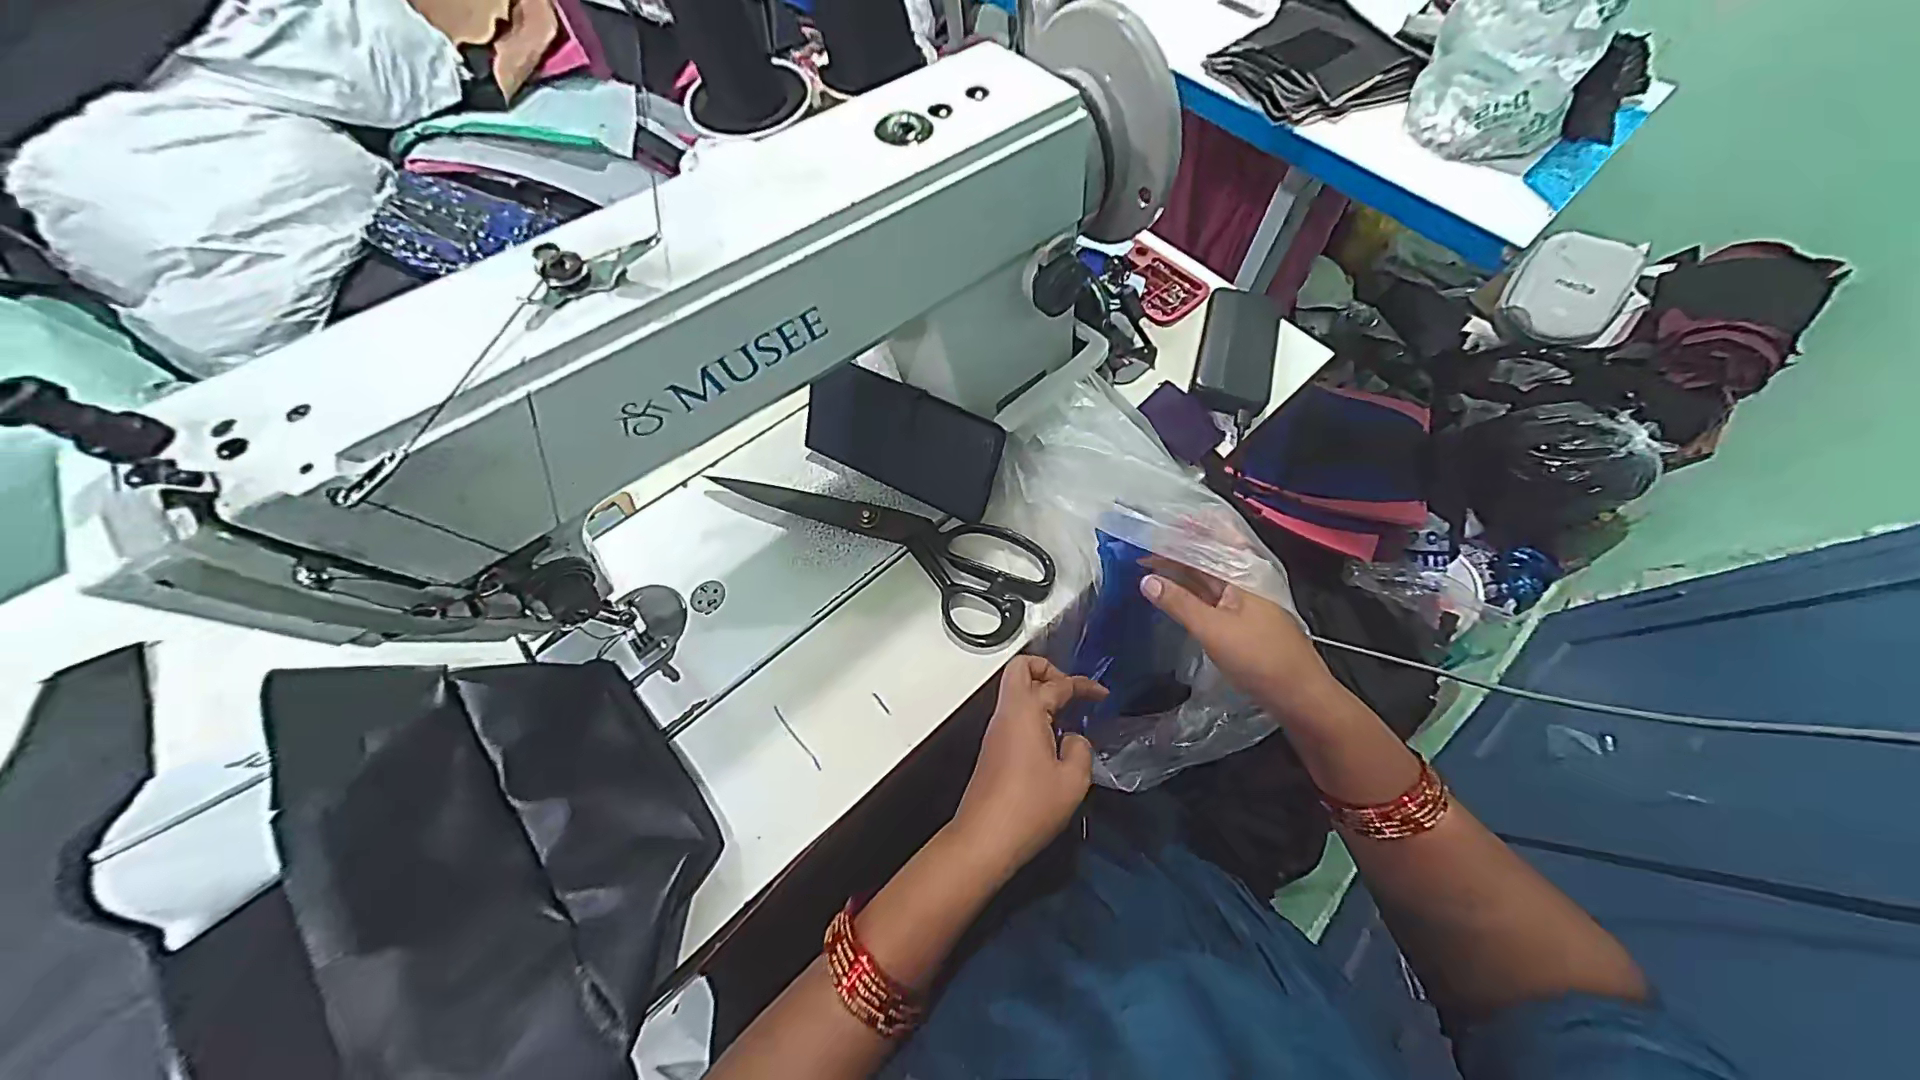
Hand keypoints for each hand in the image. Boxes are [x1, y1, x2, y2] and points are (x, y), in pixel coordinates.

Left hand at [951, 657, 1104, 876]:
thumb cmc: (1029, 808)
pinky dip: (1033, 713)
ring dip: (1040, 692)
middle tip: (1071, 690)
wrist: (985, 838)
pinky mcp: (992, 748)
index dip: (1083, 684)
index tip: (1100, 694)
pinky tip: (1052, 738)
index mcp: (1025, 711)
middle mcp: (1006, 713)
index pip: (1057, 683)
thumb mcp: (1073, 781)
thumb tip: (1074, 740)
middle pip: (1020, 667)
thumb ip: (1081, 750)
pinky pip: (1013, 714)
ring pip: (1014, 690)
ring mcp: (995, 730)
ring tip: (1067, 715)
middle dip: (1048, 669)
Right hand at [1137, 556, 1342, 723]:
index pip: (1206, 545)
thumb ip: (1178, 603)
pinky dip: (1188, 595)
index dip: (1177, 538)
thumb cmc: (1259, 658)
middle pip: (1204, 562)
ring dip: (1179, 576)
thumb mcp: (1213, 629)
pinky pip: (1209, 600)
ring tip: (1146, 570)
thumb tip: (1146, 580)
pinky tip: (1171, 597)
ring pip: (1205, 582)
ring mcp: (1244, 604)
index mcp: (1243, 574)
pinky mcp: (1241, 624)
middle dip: (1173, 556)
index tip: (1146, 534)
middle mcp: (1244, 583)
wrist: (1300, 698)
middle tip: (1137, 553)